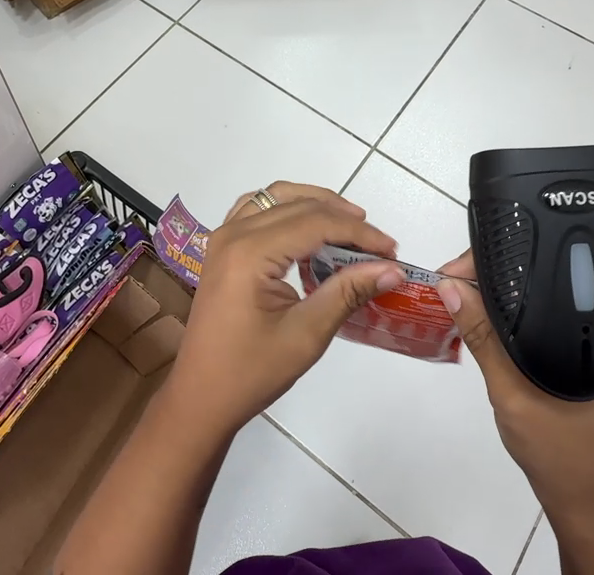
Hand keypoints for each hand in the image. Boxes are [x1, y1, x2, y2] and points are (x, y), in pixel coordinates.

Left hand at [166, 183, 404, 433]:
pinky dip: (286, 209)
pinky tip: (307, 229)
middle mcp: (233, 234)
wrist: (201, 396)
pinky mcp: (221, 248)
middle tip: (377, 245)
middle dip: (342, 219)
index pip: (315, 223)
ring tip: (350, 226)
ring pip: (274, 198)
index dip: (358, 233)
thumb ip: (347, 292)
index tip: (392, 251)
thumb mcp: (306, 334)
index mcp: (250, 253)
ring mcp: (223, 238)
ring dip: (314, 204)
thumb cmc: (252, 371)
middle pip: (297, 205)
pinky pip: (256, 209)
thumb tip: (391, 269)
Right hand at [437, 251, 593, 521]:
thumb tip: (450, 287)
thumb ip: (482, 338)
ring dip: (500, 295)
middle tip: (453, 280)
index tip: (467, 265)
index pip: (560, 271)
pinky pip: (543, 321)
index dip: (510, 260)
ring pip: (542, 300)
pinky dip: (512, 316)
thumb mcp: (512, 392)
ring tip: (460, 291)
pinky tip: (483, 315)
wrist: (580, 499)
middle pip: (548, 281)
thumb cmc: (557, 450)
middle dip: (495, 276)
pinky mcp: (582, 357)